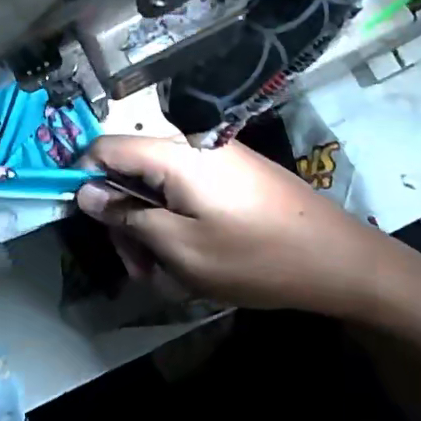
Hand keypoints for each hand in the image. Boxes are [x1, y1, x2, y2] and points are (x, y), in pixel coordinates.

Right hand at [75, 136, 403, 319]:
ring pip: (157, 186)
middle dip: (125, 220)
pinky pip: (186, 192)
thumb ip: (127, 216)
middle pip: (131, 170)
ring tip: (169, 276)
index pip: (106, 147)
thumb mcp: (181, 247)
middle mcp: (191, 145)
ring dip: (152, 229)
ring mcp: (214, 159)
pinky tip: (192, 259)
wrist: (336, 257)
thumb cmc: (254, 256)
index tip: (90, 224)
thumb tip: (85, 191)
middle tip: (141, 269)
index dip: (85, 180)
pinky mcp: (231, 174)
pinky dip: (178, 223)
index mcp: (175, 153)